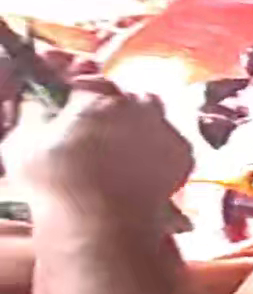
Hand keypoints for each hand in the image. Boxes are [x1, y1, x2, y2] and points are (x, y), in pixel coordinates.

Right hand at [3, 81, 190, 222]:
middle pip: (134, 96)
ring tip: (116, 139)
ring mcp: (171, 133)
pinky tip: (136, 158)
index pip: (95, 82)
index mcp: (102, 104)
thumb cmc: (56, 177)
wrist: (106, 212)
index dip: (82, 86)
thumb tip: (38, 99)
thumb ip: (35, 114)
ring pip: (158, 115)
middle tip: (96, 119)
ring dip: (140, 120)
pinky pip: (171, 139)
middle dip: (117, 102)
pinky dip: (155, 142)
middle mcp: (145, 113)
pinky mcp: (186, 153)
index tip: (72, 94)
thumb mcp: (24, 141)